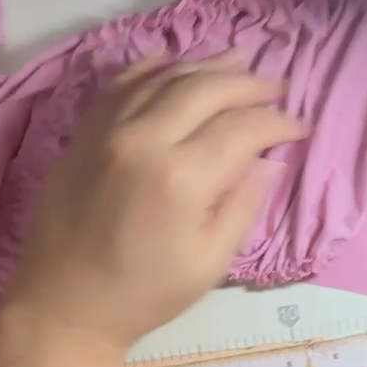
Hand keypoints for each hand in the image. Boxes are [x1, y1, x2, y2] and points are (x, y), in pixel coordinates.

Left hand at [4, 51, 307, 356]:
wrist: (66, 303)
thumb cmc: (146, 294)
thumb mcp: (209, 263)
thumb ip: (242, 206)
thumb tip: (268, 163)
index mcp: (182, 179)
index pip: (242, 129)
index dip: (277, 123)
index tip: (300, 128)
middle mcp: (144, 139)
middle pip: (206, 89)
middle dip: (249, 85)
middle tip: (278, 88)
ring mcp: (108, 129)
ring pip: (166, 76)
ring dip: (208, 67)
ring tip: (240, 62)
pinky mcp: (85, 132)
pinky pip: (124, 82)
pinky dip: (157, 68)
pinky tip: (177, 66)